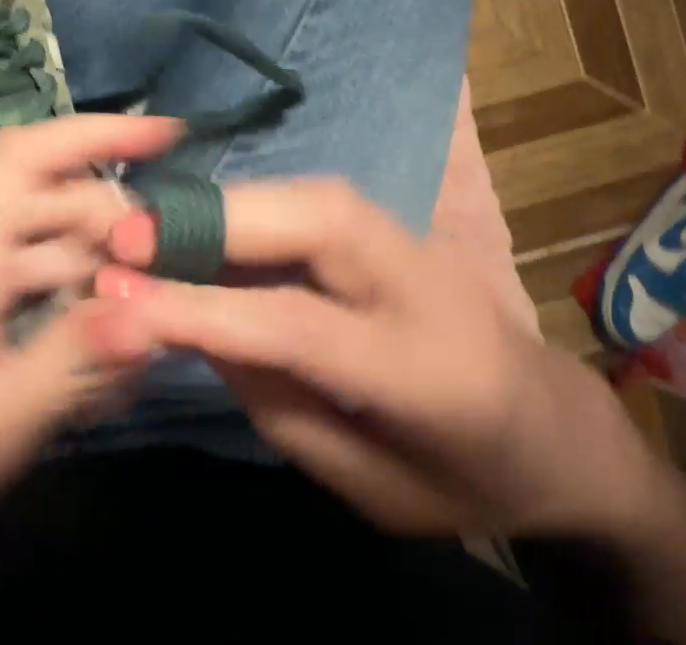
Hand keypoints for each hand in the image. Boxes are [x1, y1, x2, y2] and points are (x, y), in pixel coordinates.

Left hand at [0, 116, 180, 641]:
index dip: (94, 134)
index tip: (164, 138)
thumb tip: (151, 308)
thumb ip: (77, 354)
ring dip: (97, 279)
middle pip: (50, 204)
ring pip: (45, 250)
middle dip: (114, 230)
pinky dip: (69, 308)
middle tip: (172, 278)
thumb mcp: (1, 412)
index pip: (27, 155)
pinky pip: (28, 287)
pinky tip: (103, 360)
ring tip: (148, 331)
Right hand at [96, 178, 666, 536]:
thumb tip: (195, 328)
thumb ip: (281, 408)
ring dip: (225, 205)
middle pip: (320, 222)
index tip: (117, 300)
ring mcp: (420, 247)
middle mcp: (430, 288)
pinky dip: (247, 208)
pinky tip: (200, 228)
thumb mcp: (371, 490)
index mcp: (432, 375)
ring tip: (150, 228)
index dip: (201, 309)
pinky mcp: (398, 231)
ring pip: (315, 196)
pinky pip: (312, 203)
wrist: (568, 437)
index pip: (297, 326)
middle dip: (215, 221)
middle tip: (125, 235)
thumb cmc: (468, 484)